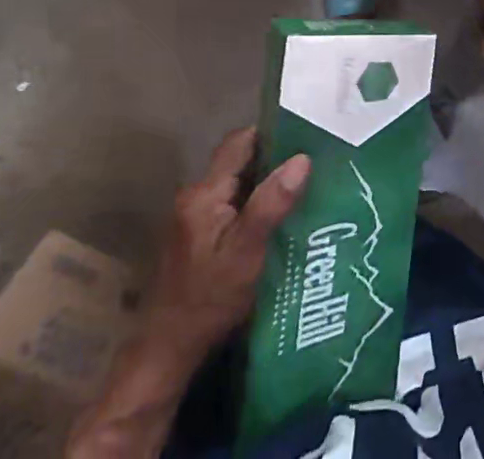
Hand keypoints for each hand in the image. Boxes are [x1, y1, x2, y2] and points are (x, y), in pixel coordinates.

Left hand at [140, 127, 310, 364]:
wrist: (168, 349)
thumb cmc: (210, 299)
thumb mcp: (247, 251)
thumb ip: (271, 204)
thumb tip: (302, 159)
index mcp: (204, 193)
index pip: (239, 142)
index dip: (272, 135)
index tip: (307, 136)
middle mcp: (195, 196)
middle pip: (239, 162)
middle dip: (275, 160)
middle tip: (315, 164)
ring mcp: (194, 216)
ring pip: (236, 184)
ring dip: (266, 184)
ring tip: (306, 188)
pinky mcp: (197, 235)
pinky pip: (232, 205)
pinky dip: (255, 205)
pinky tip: (280, 219)